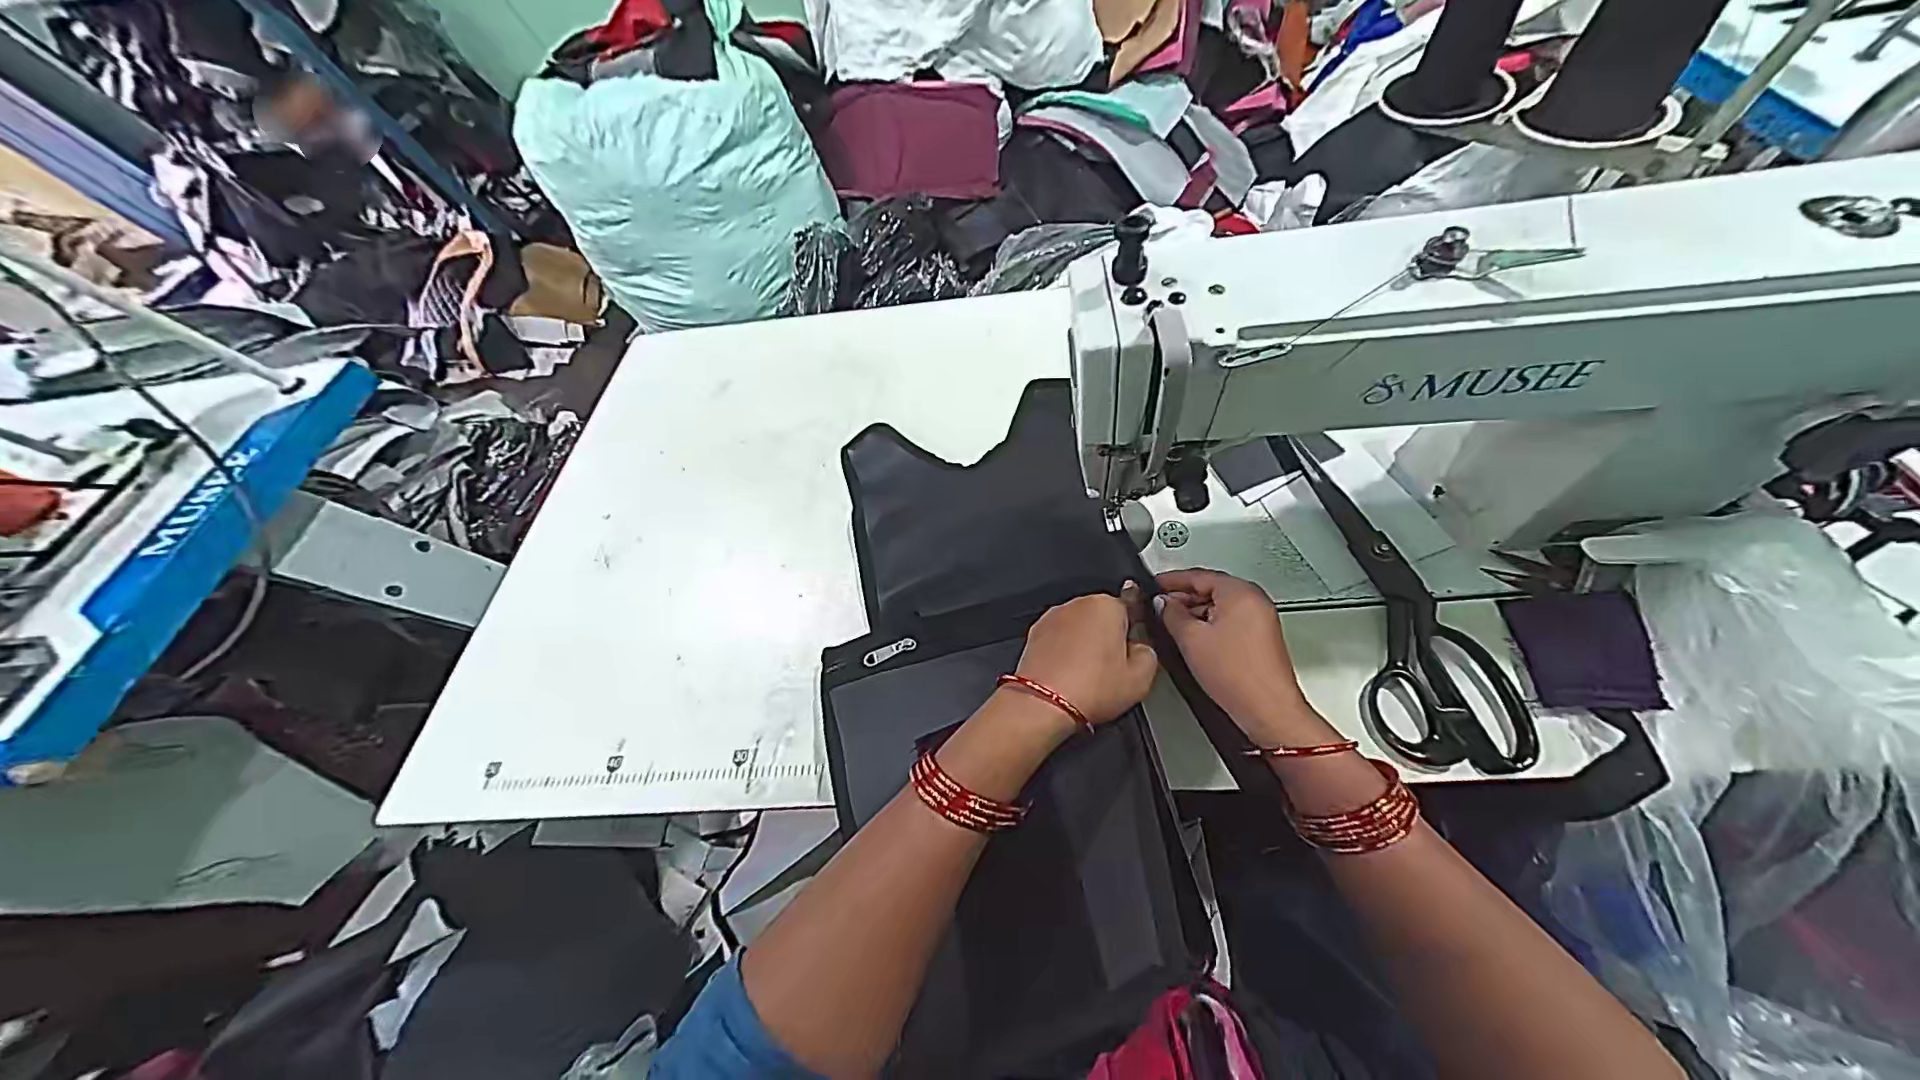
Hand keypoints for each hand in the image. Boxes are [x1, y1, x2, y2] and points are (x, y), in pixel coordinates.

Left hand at [1012, 590, 1159, 727]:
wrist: (1042, 703)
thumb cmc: (1087, 689)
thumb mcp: (1140, 679)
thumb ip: (1149, 654)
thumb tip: (1142, 650)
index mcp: (1107, 606)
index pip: (1131, 605)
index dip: (1137, 626)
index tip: (1136, 640)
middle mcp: (1078, 604)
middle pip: (1104, 616)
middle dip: (1110, 636)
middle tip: (1114, 667)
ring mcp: (1053, 617)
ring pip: (1080, 626)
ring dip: (1086, 642)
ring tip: (1089, 674)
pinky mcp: (1036, 632)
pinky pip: (1060, 637)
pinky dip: (1065, 650)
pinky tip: (1070, 673)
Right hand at [1154, 569, 1326, 745]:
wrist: (1267, 709)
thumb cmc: (1240, 677)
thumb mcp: (1190, 639)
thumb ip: (1171, 614)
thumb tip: (1163, 603)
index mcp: (1240, 592)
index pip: (1199, 575)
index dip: (1171, 580)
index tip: (1155, 584)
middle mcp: (1255, 600)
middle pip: (1211, 587)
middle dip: (1183, 597)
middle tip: (1160, 605)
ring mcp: (1260, 618)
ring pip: (1219, 605)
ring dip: (1196, 612)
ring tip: (1173, 625)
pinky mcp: (1260, 636)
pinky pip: (1229, 620)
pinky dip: (1210, 624)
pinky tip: (1194, 639)